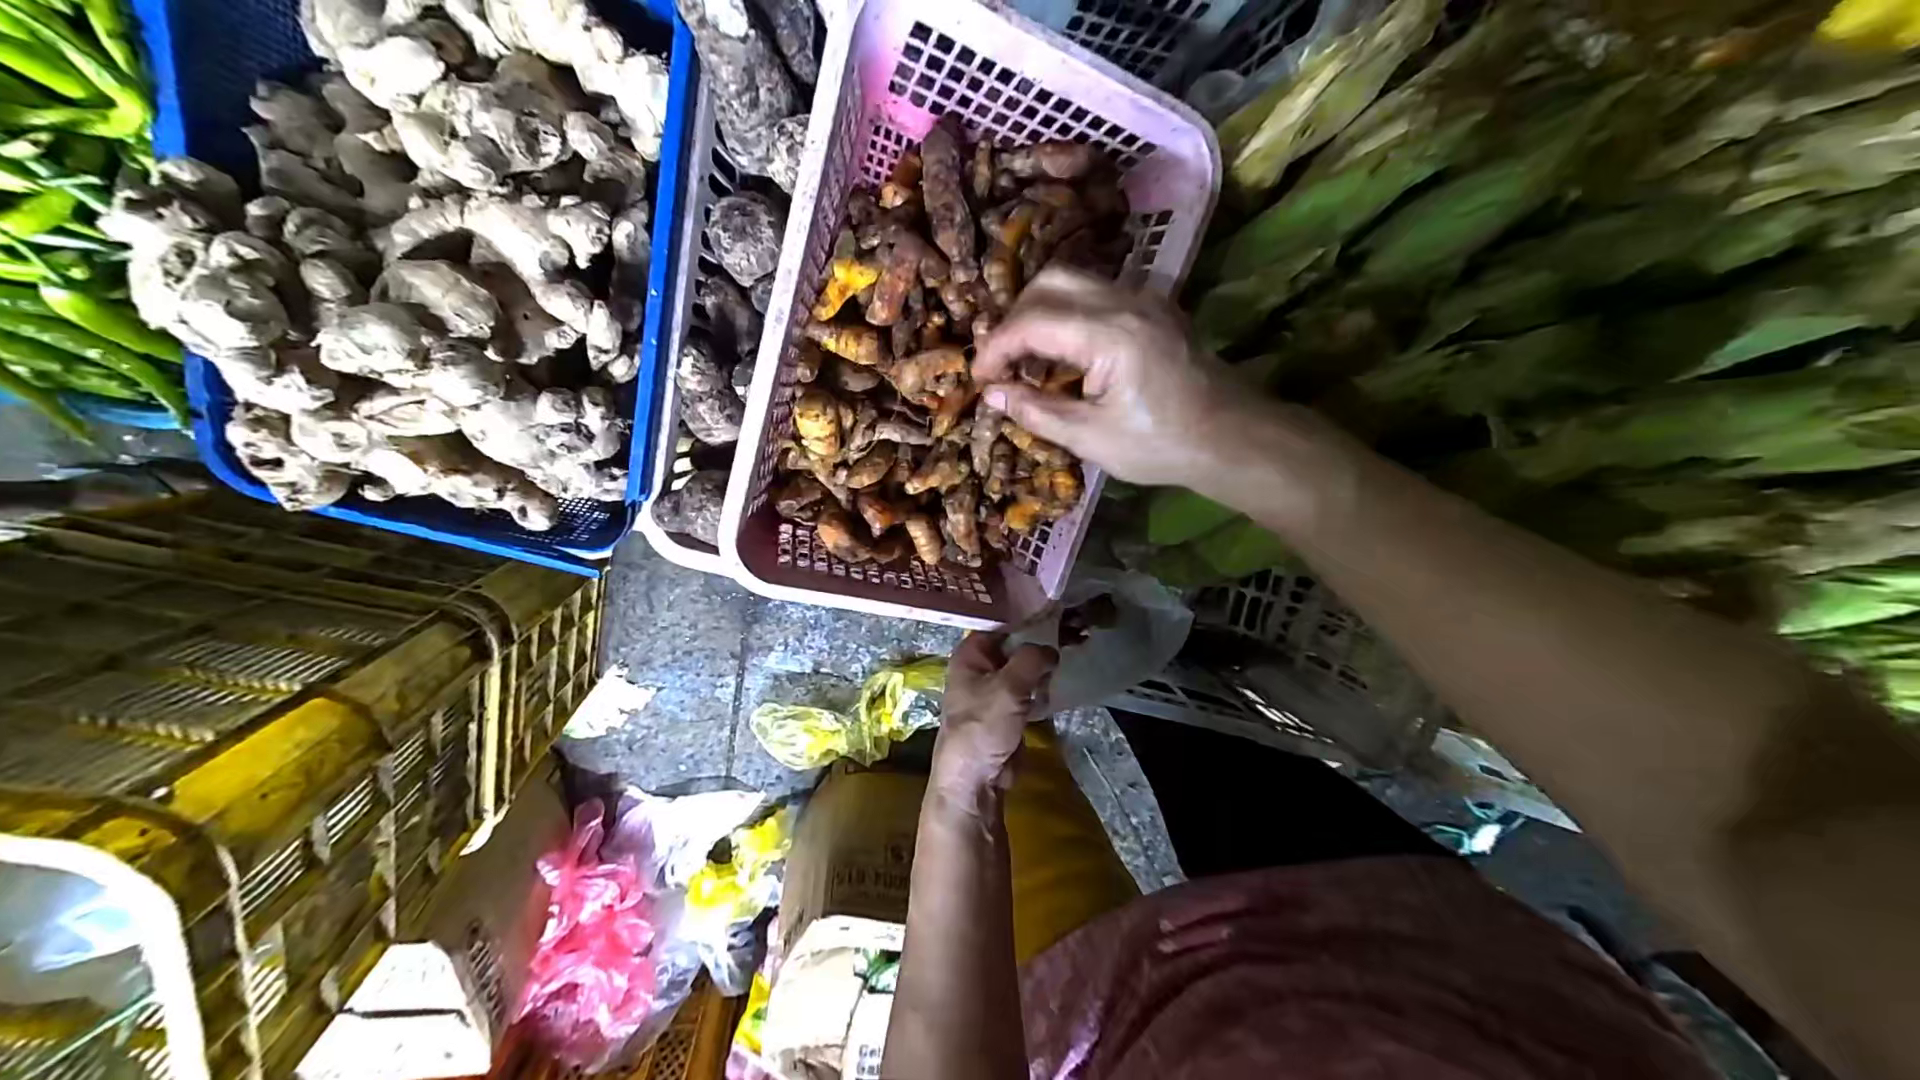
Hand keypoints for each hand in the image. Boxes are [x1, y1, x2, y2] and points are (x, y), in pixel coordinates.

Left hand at [932, 632, 1057, 804]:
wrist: (976, 778)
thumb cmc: (983, 726)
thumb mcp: (1008, 686)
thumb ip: (1031, 659)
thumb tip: (1052, 648)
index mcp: (970, 655)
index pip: (1001, 626)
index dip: (1027, 620)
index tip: (1057, 614)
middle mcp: (979, 667)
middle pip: (1014, 647)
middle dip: (1040, 644)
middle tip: (1073, 634)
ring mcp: (994, 690)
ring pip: (1024, 669)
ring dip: (1044, 667)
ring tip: (1073, 652)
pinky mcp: (1008, 710)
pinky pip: (1028, 690)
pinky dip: (1042, 688)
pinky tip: (1060, 683)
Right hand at [972, 266, 1257, 489]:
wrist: (1231, 437)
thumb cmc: (1161, 445)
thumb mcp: (1091, 438)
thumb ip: (1037, 411)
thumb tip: (992, 394)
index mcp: (1109, 334)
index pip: (1032, 322)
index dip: (996, 348)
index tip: (979, 379)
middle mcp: (1126, 301)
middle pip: (1050, 281)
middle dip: (1015, 318)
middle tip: (1002, 362)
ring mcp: (1143, 299)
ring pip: (1074, 280)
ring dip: (1040, 312)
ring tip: (1027, 357)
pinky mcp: (1153, 308)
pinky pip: (1097, 293)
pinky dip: (1067, 313)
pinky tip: (1063, 352)